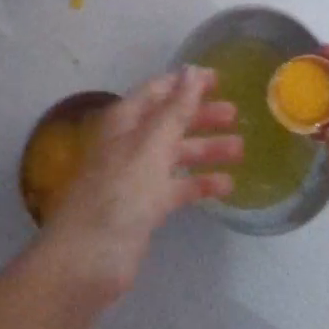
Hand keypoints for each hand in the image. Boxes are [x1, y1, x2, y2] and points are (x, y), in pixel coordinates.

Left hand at [37, 66, 243, 306]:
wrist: (88, 258)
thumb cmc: (120, 192)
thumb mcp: (151, 145)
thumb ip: (175, 109)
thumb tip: (191, 70)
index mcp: (125, 121)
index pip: (158, 91)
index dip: (186, 83)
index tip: (219, 78)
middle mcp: (130, 143)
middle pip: (170, 122)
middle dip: (201, 116)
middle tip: (235, 113)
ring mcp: (137, 176)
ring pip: (176, 155)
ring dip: (206, 149)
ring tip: (240, 148)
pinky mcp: (145, 208)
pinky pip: (177, 188)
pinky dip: (199, 184)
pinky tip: (226, 186)